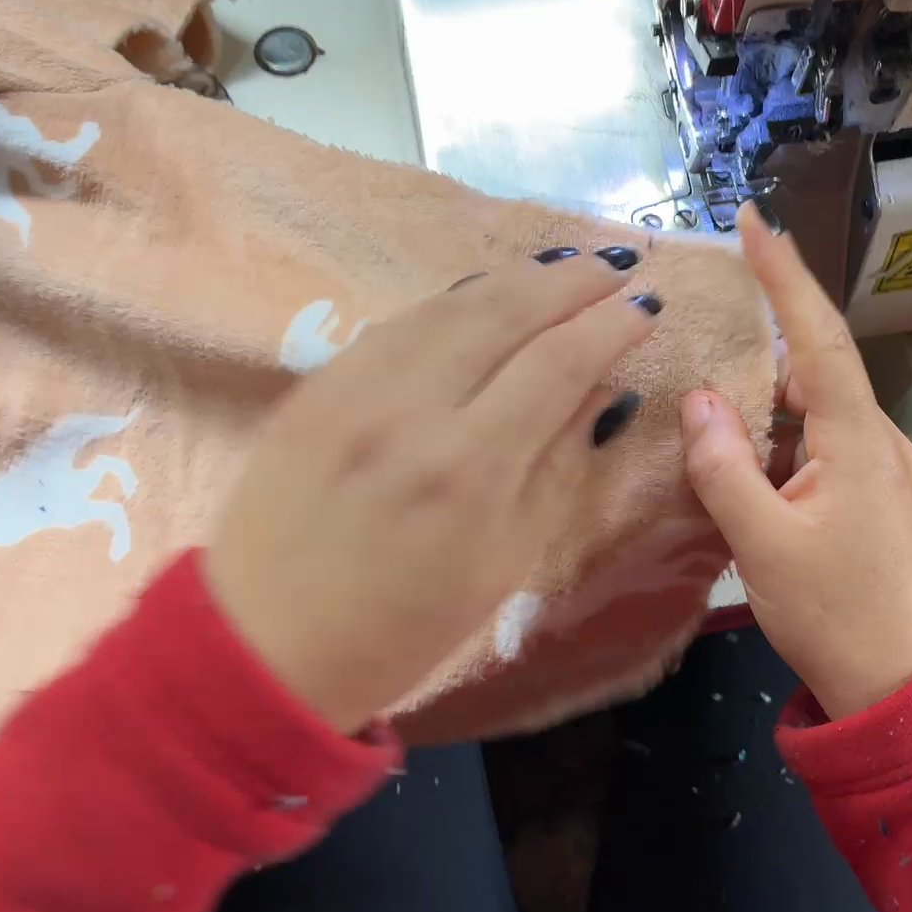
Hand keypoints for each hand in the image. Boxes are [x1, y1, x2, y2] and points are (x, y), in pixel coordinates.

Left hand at [206, 248, 661, 732]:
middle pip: (505, 312)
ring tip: (561, 269)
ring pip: (450, 304)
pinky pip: (401, 322)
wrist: (266, 645)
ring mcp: (354, 388)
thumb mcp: (508, 559)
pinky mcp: (316, 384)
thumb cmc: (407, 625)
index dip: (609, 326)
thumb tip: (600, 390)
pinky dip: (455, 301)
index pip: (557, 363)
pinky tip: (485, 298)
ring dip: (515, 278)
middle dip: (569, 281)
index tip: (645, 307)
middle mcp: (411, 409)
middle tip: (614, 266)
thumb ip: (558, 464)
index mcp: (470, 468)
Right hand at [679, 203, 911, 718]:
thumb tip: (700, 400)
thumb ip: (726, 467)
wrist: (899, 688)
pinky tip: (745, 454)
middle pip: (814, 367)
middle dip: (768, 334)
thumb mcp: (764, 544)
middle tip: (718, 310)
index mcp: (857, 440)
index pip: (817, 338)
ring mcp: (876, 469)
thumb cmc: (834, 614)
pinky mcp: (868, 496)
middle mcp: (875, 440)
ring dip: (766, 398)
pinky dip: (777, 436)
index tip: (756, 222)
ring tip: (717, 394)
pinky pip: (816, 444)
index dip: (785, 277)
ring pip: (812, 409)